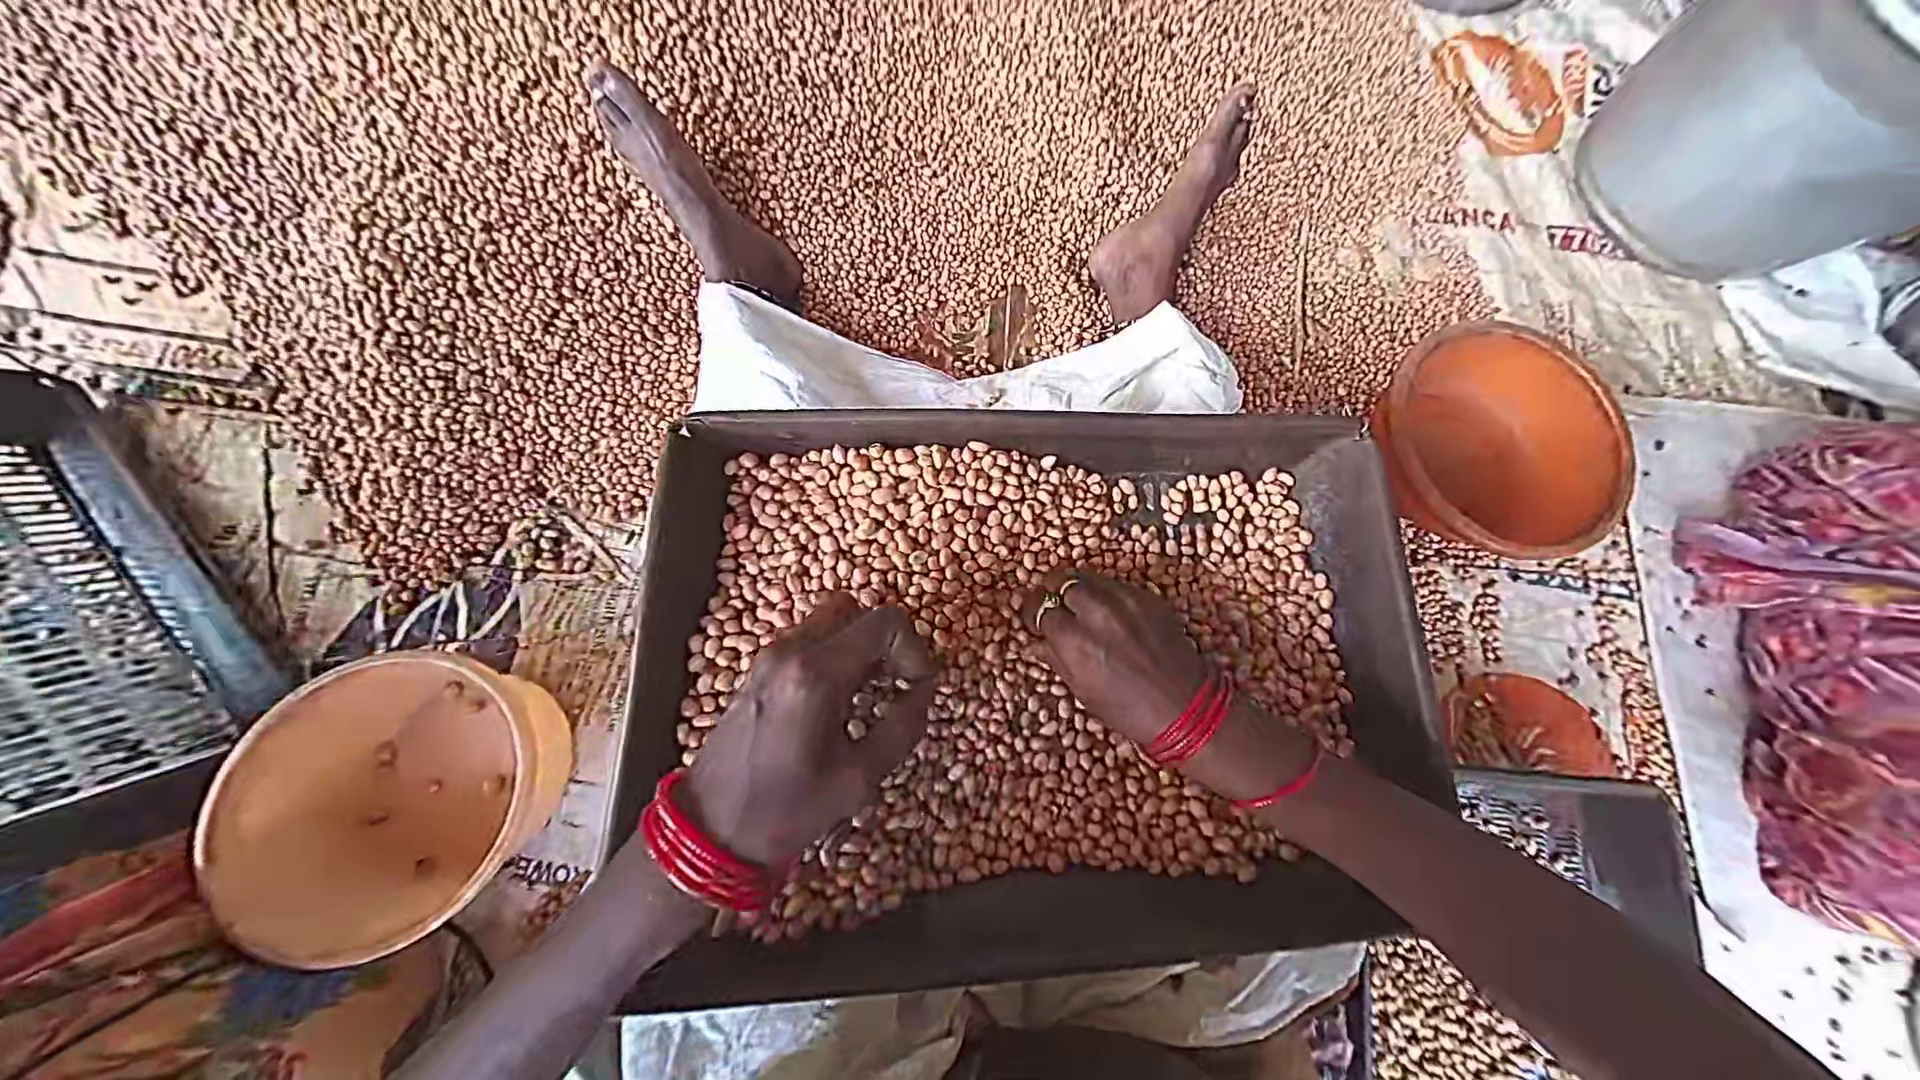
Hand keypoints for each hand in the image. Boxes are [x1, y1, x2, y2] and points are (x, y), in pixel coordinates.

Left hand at [680, 592, 935, 866]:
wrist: (709, 830)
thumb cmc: (785, 811)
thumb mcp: (858, 778)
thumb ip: (903, 726)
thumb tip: (925, 690)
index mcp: (815, 673)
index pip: (884, 622)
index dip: (913, 649)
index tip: (916, 687)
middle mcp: (790, 650)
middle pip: (857, 610)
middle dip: (886, 643)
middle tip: (895, 685)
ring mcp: (769, 655)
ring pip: (833, 621)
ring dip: (860, 648)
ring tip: (869, 696)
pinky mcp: (759, 667)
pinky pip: (810, 640)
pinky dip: (836, 655)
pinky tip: (839, 701)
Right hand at [1018, 569, 1315, 803]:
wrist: (1185, 707)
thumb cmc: (1128, 709)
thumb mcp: (1081, 689)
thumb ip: (1055, 658)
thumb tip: (1034, 641)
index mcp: (1075, 641)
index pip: (1041, 609)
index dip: (1032, 612)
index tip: (1033, 617)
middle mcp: (1097, 614)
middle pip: (1061, 580)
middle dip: (1051, 590)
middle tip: (1052, 603)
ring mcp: (1125, 602)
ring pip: (1087, 577)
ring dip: (1076, 587)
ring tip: (1076, 604)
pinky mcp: (1147, 598)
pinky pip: (1115, 584)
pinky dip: (1104, 593)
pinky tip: (1106, 611)